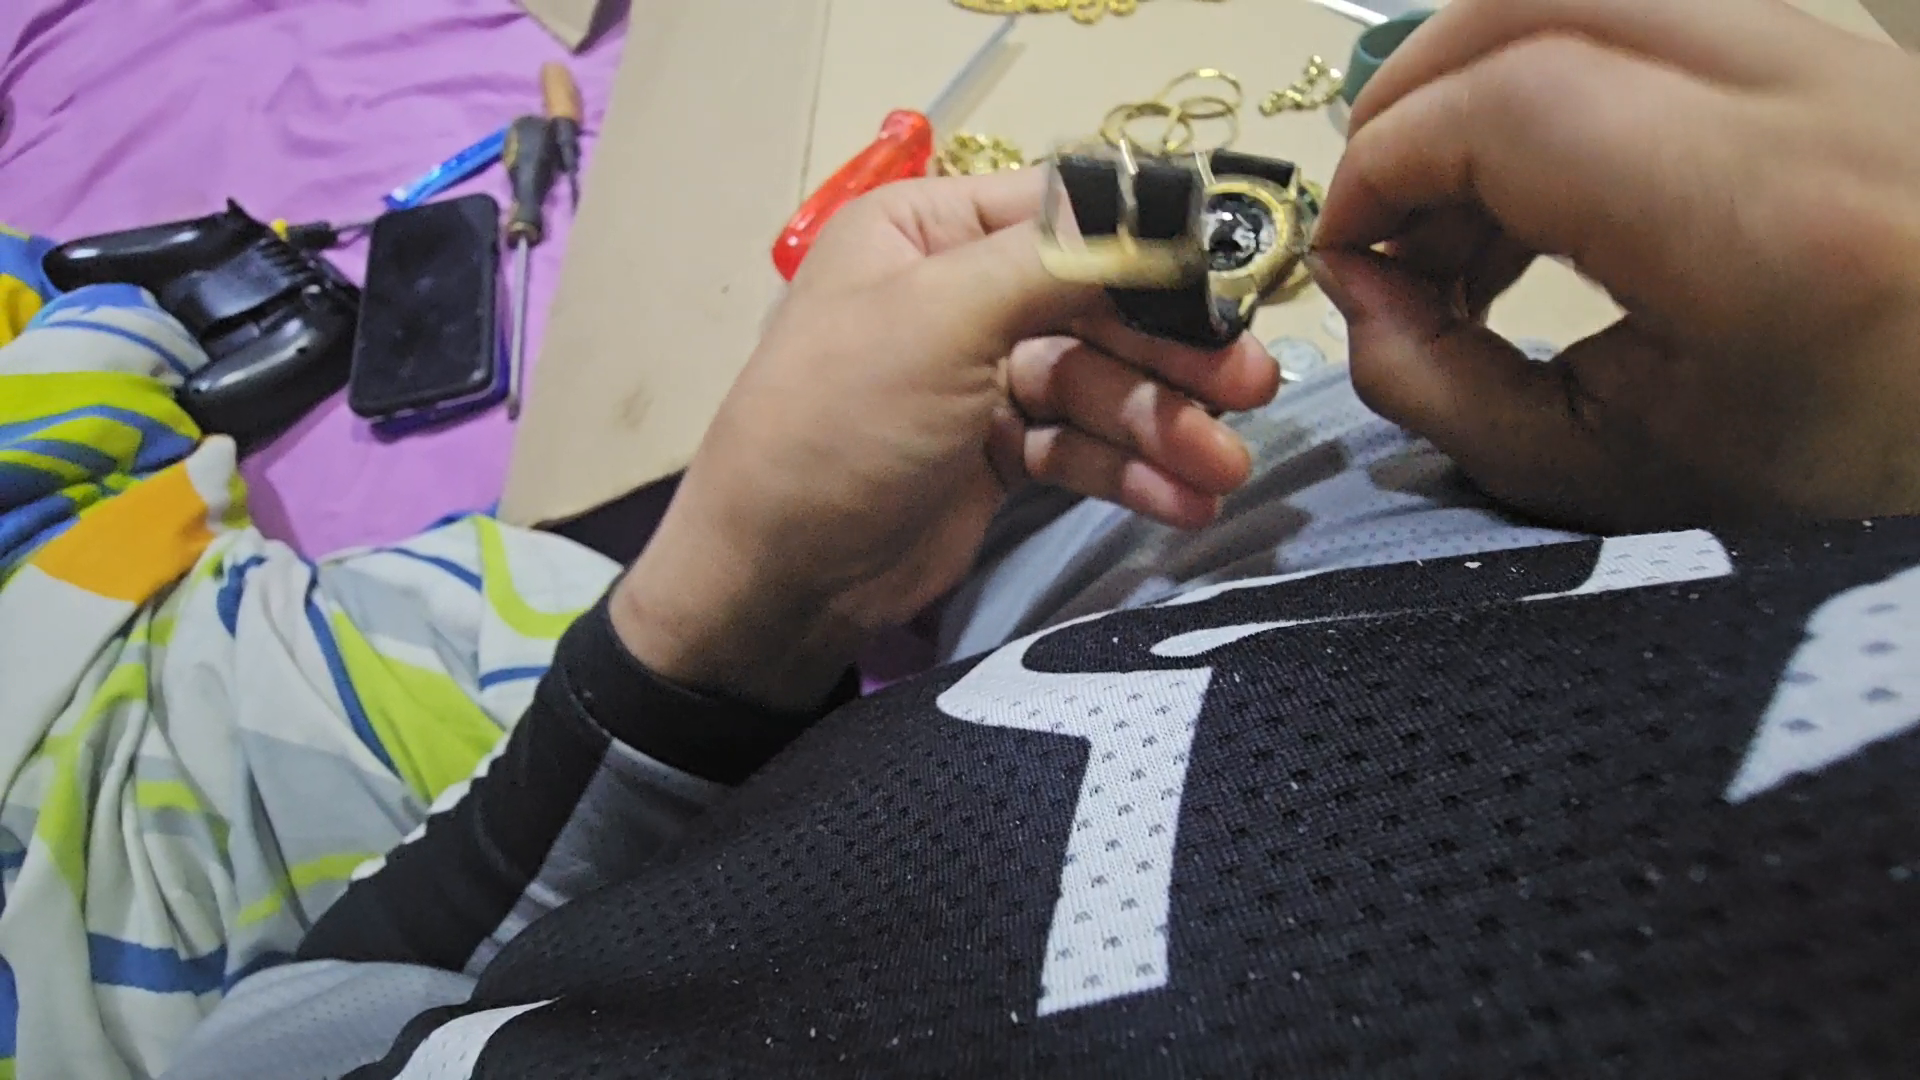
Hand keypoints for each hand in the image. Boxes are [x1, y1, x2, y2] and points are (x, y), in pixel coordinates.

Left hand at [612, 172, 1279, 708]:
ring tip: (1223, 472)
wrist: (784, 573)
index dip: (1146, 249)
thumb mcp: (937, 319)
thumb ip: (1050, 261)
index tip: (1227, 285)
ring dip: (1161, 431)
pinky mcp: (998, 459)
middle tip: (1251, 388)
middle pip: (1092, 312)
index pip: (1062, 218)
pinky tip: (1182, 500)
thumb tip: (1154, 211)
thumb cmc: (842, 423)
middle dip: (1170, 357)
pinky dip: (1127, 474)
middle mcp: (960, 301)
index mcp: (929, 236)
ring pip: (1094, 391)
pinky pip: (1076, 451)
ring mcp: (981, 385)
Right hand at [1311, 0, 1919, 531]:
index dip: (1383, 161)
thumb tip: (1348, 281)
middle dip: (1404, 99)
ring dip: (1460, 103)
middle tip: (1373, 212)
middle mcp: (1815, 99)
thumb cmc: (1776, 468)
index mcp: (1757, 230)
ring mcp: (1833, 52)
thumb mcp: (1562, 461)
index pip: (1515, 104)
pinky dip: (1521, 109)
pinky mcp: (1818, 51)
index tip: (1341, 248)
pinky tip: (1511, 213)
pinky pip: (1624, 34)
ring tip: (1443, 229)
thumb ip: (1421, 379)